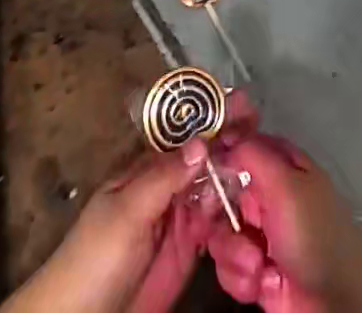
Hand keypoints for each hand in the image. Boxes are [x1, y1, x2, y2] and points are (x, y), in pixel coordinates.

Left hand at [0, 89, 262, 312]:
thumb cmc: (94, 259)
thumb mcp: (126, 213)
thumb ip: (164, 177)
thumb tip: (202, 141)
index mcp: (147, 169)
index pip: (186, 135)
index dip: (214, 117)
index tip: (244, 102)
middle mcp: (168, 185)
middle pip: (205, 156)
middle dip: (233, 139)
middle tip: (263, 128)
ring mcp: (180, 215)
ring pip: (216, 184)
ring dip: (239, 171)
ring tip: (267, 161)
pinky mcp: (191, 246)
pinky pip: (219, 220)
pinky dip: (237, 208)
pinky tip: (256, 199)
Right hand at [206, 134, 361, 311]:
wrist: (335, 297)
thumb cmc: (314, 232)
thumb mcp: (287, 185)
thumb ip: (255, 156)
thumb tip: (225, 137)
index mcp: (279, 165)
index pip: (239, 148)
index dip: (217, 159)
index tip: (199, 176)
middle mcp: (266, 194)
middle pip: (221, 195)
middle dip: (221, 221)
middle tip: (235, 233)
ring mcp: (259, 232)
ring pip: (221, 235)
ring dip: (235, 255)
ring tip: (259, 265)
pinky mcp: (253, 267)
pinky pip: (227, 267)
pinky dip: (241, 278)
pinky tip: (262, 282)